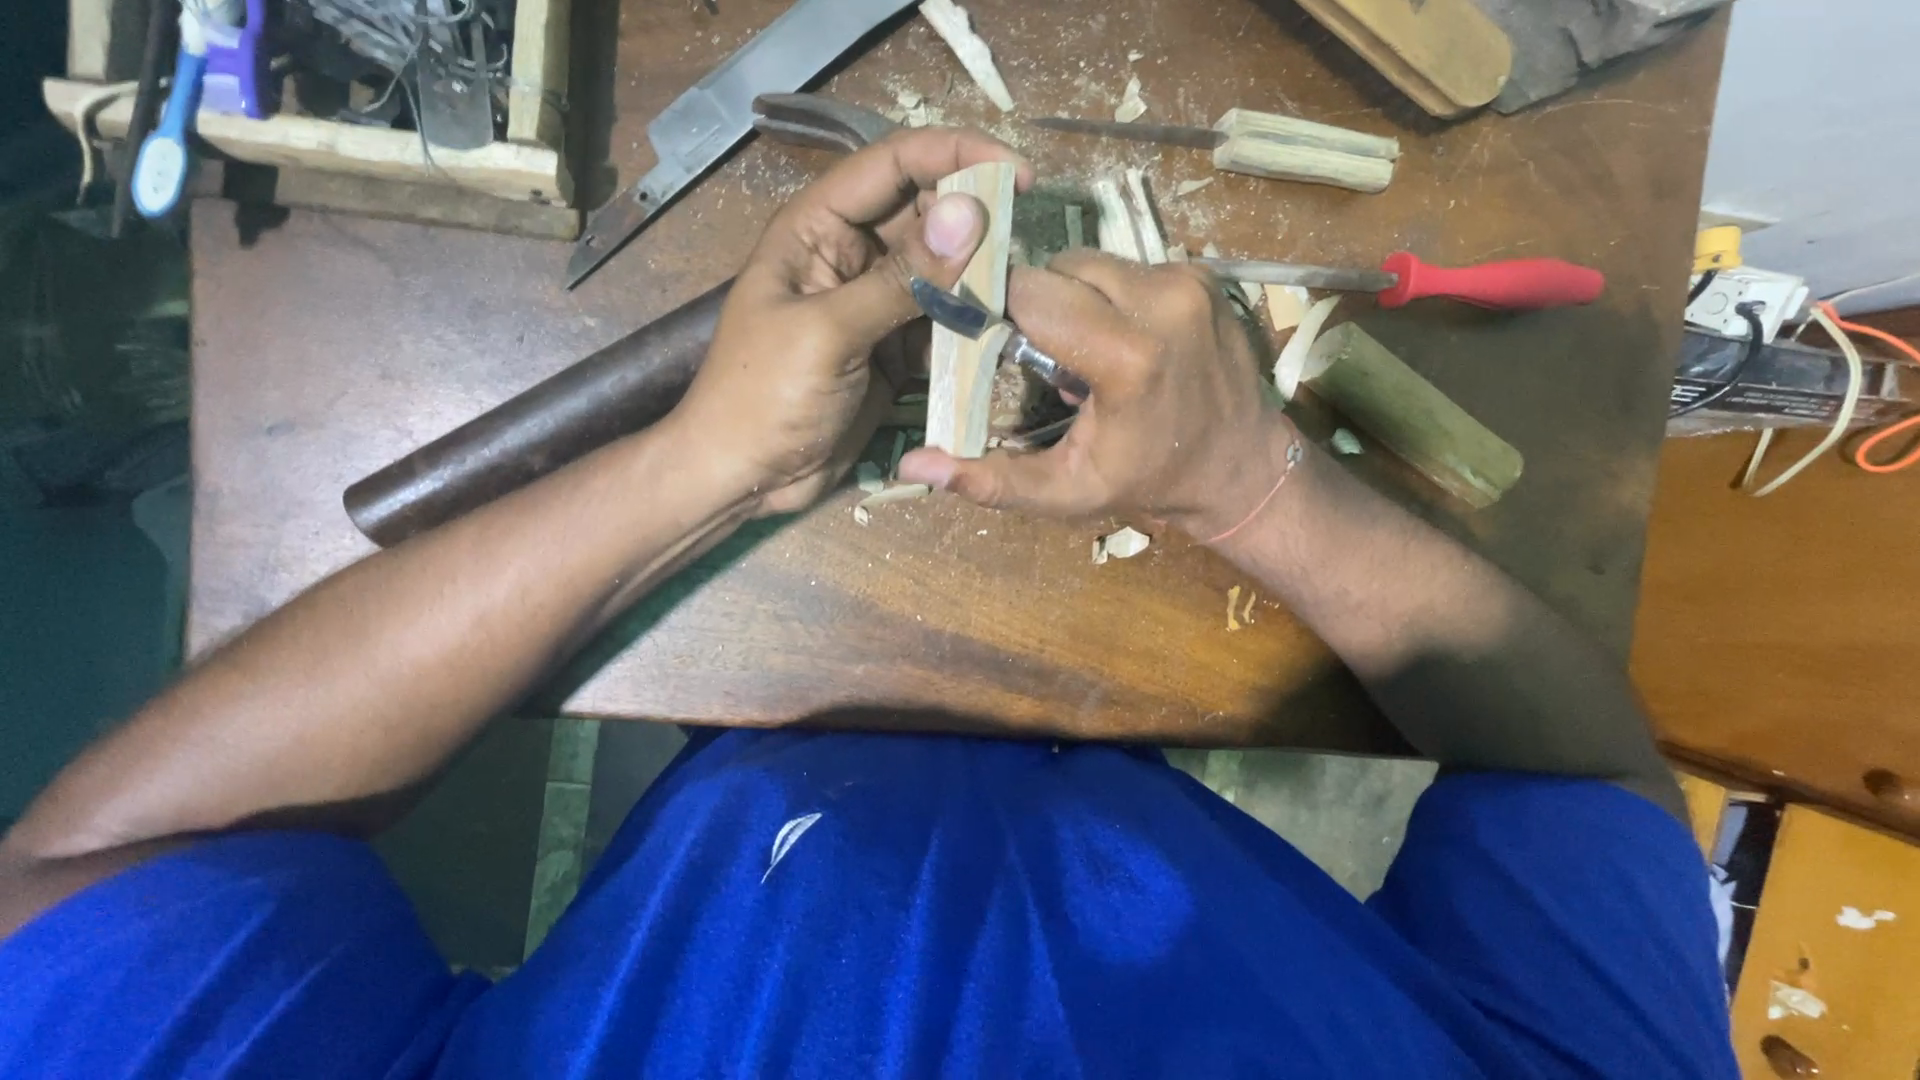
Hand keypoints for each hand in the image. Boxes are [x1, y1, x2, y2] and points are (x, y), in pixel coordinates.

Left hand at [673, 128, 1033, 515]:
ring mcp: (873, 305)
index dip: (956, 156)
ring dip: (976, 284)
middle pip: (924, 217)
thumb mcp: (828, 332)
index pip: (893, 165)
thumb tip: (970, 215)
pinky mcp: (891, 350)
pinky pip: (939, 327)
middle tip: (1020, 252)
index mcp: (817, 228)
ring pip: (939, 275)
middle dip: (974, 228)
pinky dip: (966, 333)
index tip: (1020, 173)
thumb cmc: (762, 397)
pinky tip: (993, 341)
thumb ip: (899, 279)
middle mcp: (849, 255)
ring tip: (1013, 301)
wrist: (743, 476)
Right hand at [899, 251, 1295, 539]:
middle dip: (1038, 305)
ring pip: (1092, 261)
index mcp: (1129, 358)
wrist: (1241, 466)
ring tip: (1085, 348)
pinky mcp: (1202, 273)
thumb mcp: (1066, 492)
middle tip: (1046, 355)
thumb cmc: (1148, 481)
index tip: (993, 340)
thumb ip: (990, 480)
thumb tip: (912, 468)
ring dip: (1073, 297)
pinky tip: (1121, 336)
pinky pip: (1128, 265)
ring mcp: (1188, 281)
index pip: (1032, 294)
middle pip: (1060, 270)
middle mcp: (1163, 301)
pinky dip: (1110, 294)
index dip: (1001, 310)